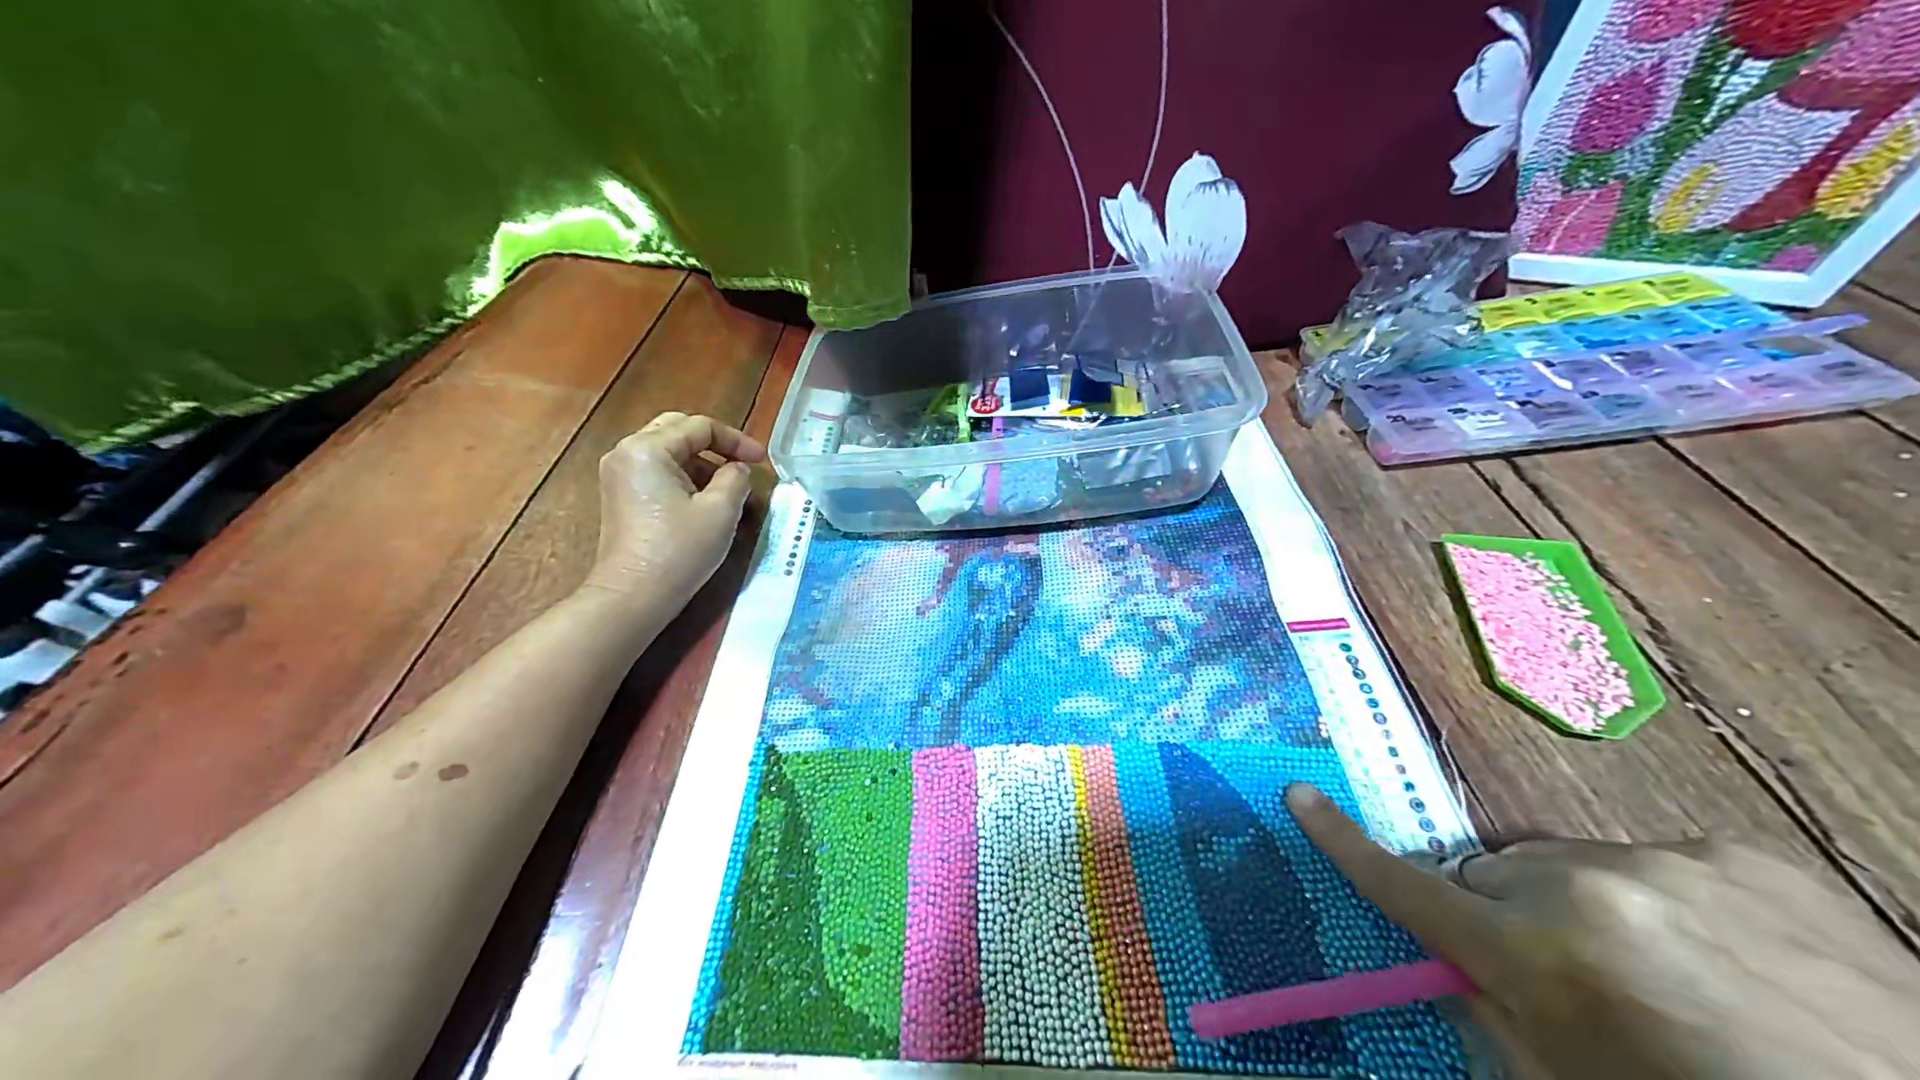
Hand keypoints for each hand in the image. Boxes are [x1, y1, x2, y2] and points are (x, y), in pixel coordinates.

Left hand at [582, 413, 767, 607]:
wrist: (633, 596)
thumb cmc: (679, 550)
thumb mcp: (721, 511)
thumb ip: (736, 478)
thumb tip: (737, 470)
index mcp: (648, 449)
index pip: (699, 427)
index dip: (737, 440)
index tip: (762, 461)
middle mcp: (627, 452)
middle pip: (678, 431)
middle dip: (716, 445)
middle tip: (744, 465)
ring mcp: (619, 474)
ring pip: (668, 451)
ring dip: (701, 462)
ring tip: (728, 487)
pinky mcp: (620, 495)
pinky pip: (657, 470)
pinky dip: (684, 476)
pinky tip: (703, 500)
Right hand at [1286, 784, 1919, 1079]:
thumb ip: (1496, 1022)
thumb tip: (1456, 970)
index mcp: (1541, 954)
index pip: (1408, 886)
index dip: (1342, 842)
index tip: (1299, 796)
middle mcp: (1591, 885)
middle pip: (1493, 873)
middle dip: (1502, 911)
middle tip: (1558, 973)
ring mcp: (1674, 862)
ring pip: (1571, 867)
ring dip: (1584, 907)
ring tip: (1668, 977)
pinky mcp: (1746, 855)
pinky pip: (1658, 865)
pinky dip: (1664, 901)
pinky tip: (1733, 962)